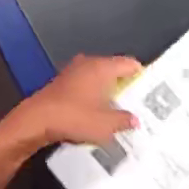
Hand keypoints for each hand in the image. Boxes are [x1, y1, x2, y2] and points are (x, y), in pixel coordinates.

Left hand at [0, 54, 140, 152]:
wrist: (37, 120)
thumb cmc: (75, 117)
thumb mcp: (105, 125)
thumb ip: (124, 120)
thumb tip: (135, 119)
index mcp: (102, 67)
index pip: (130, 63)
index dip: (142, 75)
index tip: (151, 89)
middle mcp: (89, 63)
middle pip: (114, 69)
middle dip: (125, 85)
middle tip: (138, 103)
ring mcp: (74, 71)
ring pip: (99, 77)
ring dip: (108, 90)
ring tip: (119, 109)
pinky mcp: (63, 82)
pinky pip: (86, 84)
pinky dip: (94, 94)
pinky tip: (97, 111)